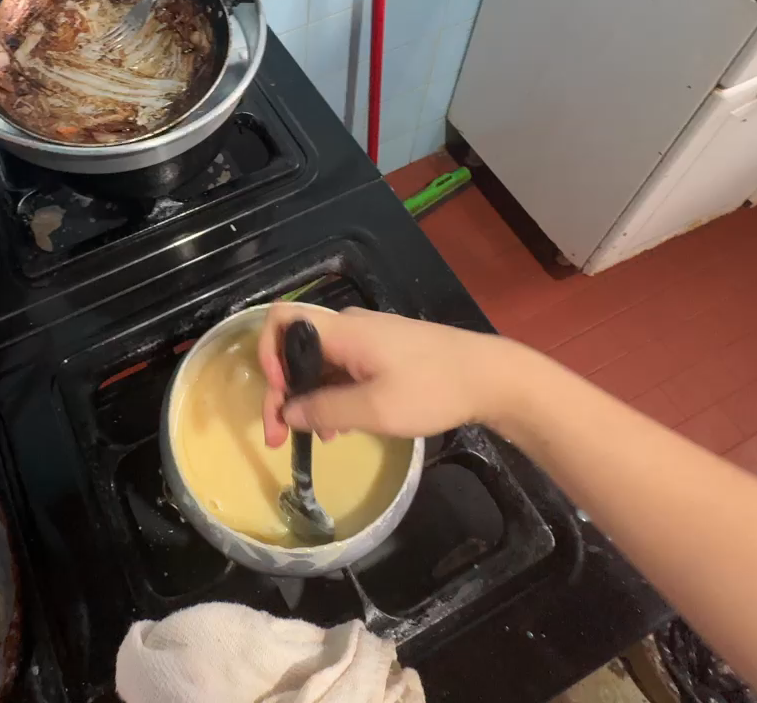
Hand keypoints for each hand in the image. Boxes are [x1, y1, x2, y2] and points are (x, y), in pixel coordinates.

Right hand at [255, 304, 533, 447]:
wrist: (489, 377)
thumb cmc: (433, 389)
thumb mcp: (376, 410)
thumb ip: (325, 410)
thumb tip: (287, 412)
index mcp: (342, 331)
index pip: (282, 320)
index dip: (266, 354)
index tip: (280, 394)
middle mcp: (348, 326)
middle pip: (296, 347)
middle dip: (283, 390)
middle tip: (280, 435)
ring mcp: (367, 337)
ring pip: (319, 362)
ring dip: (308, 397)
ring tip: (317, 437)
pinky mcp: (382, 350)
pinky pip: (341, 367)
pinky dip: (332, 394)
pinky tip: (341, 425)